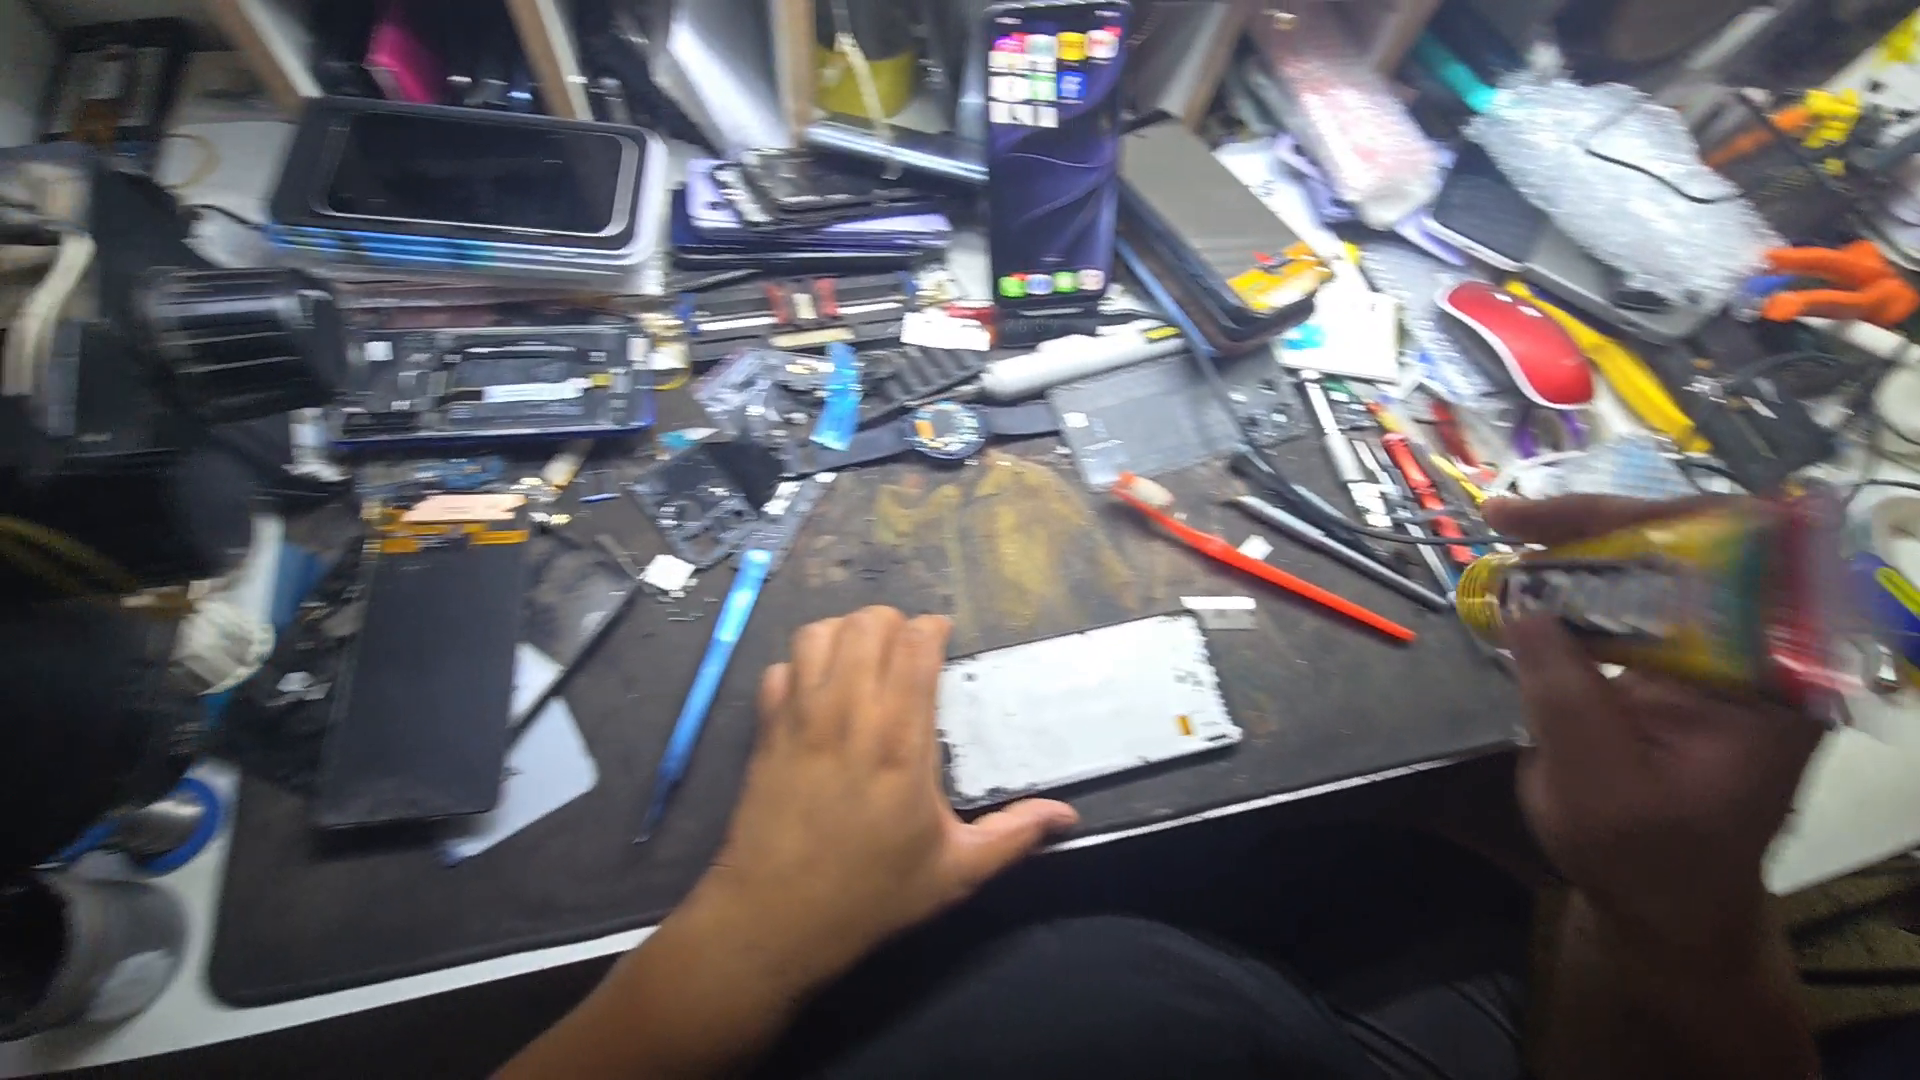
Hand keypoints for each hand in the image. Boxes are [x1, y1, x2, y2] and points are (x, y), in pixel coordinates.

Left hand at [689, 607, 1078, 991]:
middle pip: (867, 622)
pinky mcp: (766, 729)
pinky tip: (816, 693)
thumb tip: (1068, 816)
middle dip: (892, 624)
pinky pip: (779, 668)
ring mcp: (800, 716)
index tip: (942, 639)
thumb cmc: (869, 893)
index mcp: (900, 737)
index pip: (915, 644)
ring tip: (861, 660)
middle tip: (905, 650)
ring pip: (818, 633)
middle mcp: (849, 711)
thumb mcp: (954, 871)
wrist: (773, 920)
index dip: (932, 628)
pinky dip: (800, 667)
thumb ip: (1014, 834)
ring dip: (844, 634)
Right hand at [1482, 497, 1823, 956]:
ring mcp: (1705, 656)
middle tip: (1506, 516)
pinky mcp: (1661, 664)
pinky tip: (1520, 575)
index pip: (1739, 563)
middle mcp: (1750, 655)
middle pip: (1688, 550)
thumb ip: (1563, 692)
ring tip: (1504, 532)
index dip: (1659, 522)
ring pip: (1650, 569)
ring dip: (1575, 544)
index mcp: (1768, 682)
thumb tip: (1523, 603)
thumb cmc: (1642, 855)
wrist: (1658, 898)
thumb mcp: (1596, 781)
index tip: (1568, 519)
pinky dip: (1565, 582)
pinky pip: (1619, 603)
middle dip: (1597, 522)